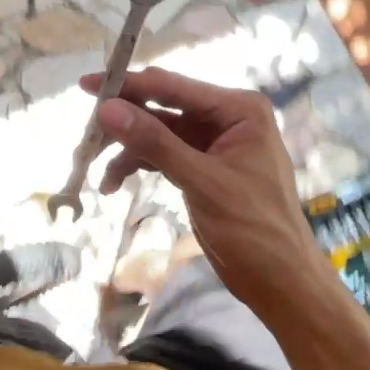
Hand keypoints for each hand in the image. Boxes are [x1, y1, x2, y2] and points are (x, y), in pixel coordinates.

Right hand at [80, 67, 332, 313]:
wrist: (282, 285)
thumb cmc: (254, 229)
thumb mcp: (202, 182)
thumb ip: (154, 142)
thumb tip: (106, 109)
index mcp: (238, 109)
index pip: (173, 86)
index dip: (128, 84)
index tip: (86, 84)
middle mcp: (225, 117)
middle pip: (161, 105)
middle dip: (124, 118)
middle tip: (87, 130)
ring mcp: (212, 142)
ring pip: (156, 131)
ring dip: (126, 148)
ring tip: (95, 166)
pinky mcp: (201, 167)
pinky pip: (160, 154)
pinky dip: (137, 165)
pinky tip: (112, 184)